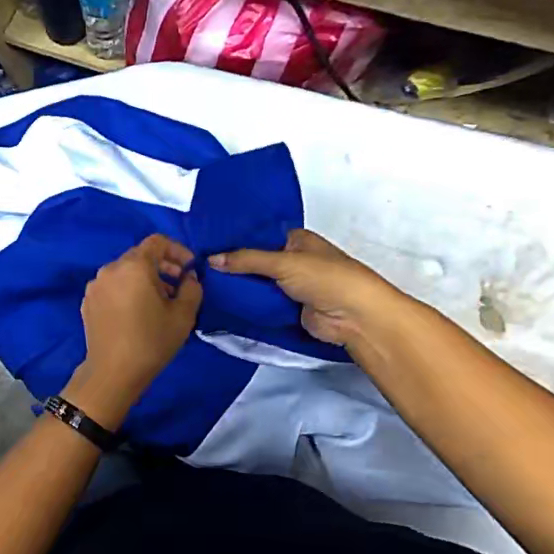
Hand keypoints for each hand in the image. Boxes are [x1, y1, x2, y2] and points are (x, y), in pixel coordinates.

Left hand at [71, 235, 202, 423]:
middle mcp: (110, 268)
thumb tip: (187, 278)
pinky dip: (126, 290)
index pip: (157, 242)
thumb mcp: (184, 315)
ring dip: (144, 279)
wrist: (113, 372)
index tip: (189, 269)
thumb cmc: (151, 341)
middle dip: (162, 266)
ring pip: (125, 271)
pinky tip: (136, 312)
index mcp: (134, 266)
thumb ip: (192, 288)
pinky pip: (112, 286)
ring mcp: (95, 285)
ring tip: (159, 302)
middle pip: (139, 256)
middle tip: (179, 286)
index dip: (177, 250)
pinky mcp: (87, 301)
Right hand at [210, 229, 408, 346]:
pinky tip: (221, 298)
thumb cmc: (327, 278)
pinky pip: (261, 302)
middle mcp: (293, 259)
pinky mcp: (287, 308)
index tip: (206, 241)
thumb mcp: (284, 262)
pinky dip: (246, 301)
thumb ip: (246, 260)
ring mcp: (290, 285)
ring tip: (202, 280)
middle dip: (233, 263)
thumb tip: (211, 259)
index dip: (235, 239)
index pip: (260, 235)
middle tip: (198, 262)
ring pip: (257, 282)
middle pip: (256, 260)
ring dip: (238, 284)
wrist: (355, 317)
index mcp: (297, 240)